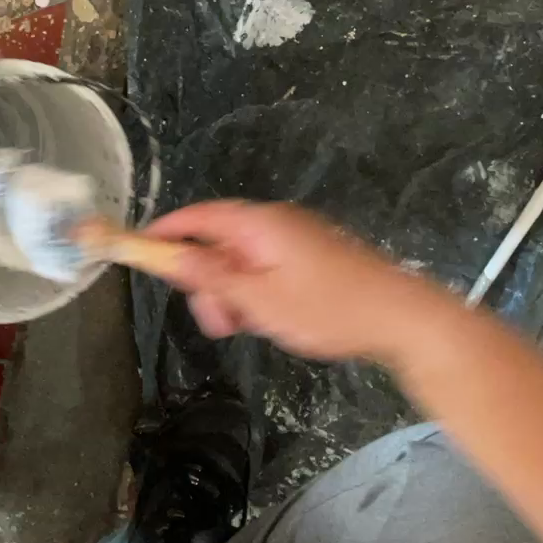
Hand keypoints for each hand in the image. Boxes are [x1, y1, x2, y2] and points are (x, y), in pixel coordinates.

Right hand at [146, 200, 451, 361]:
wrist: (403, 317)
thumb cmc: (327, 309)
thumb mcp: (259, 299)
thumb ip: (211, 276)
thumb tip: (170, 254)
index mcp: (258, 224)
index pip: (197, 216)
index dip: (165, 231)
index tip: (140, 249)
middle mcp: (273, 223)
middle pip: (217, 243)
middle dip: (207, 280)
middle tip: (218, 322)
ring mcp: (293, 238)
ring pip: (240, 261)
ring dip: (232, 292)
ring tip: (251, 326)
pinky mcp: (309, 255)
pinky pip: (264, 267)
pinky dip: (255, 291)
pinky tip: (272, 319)